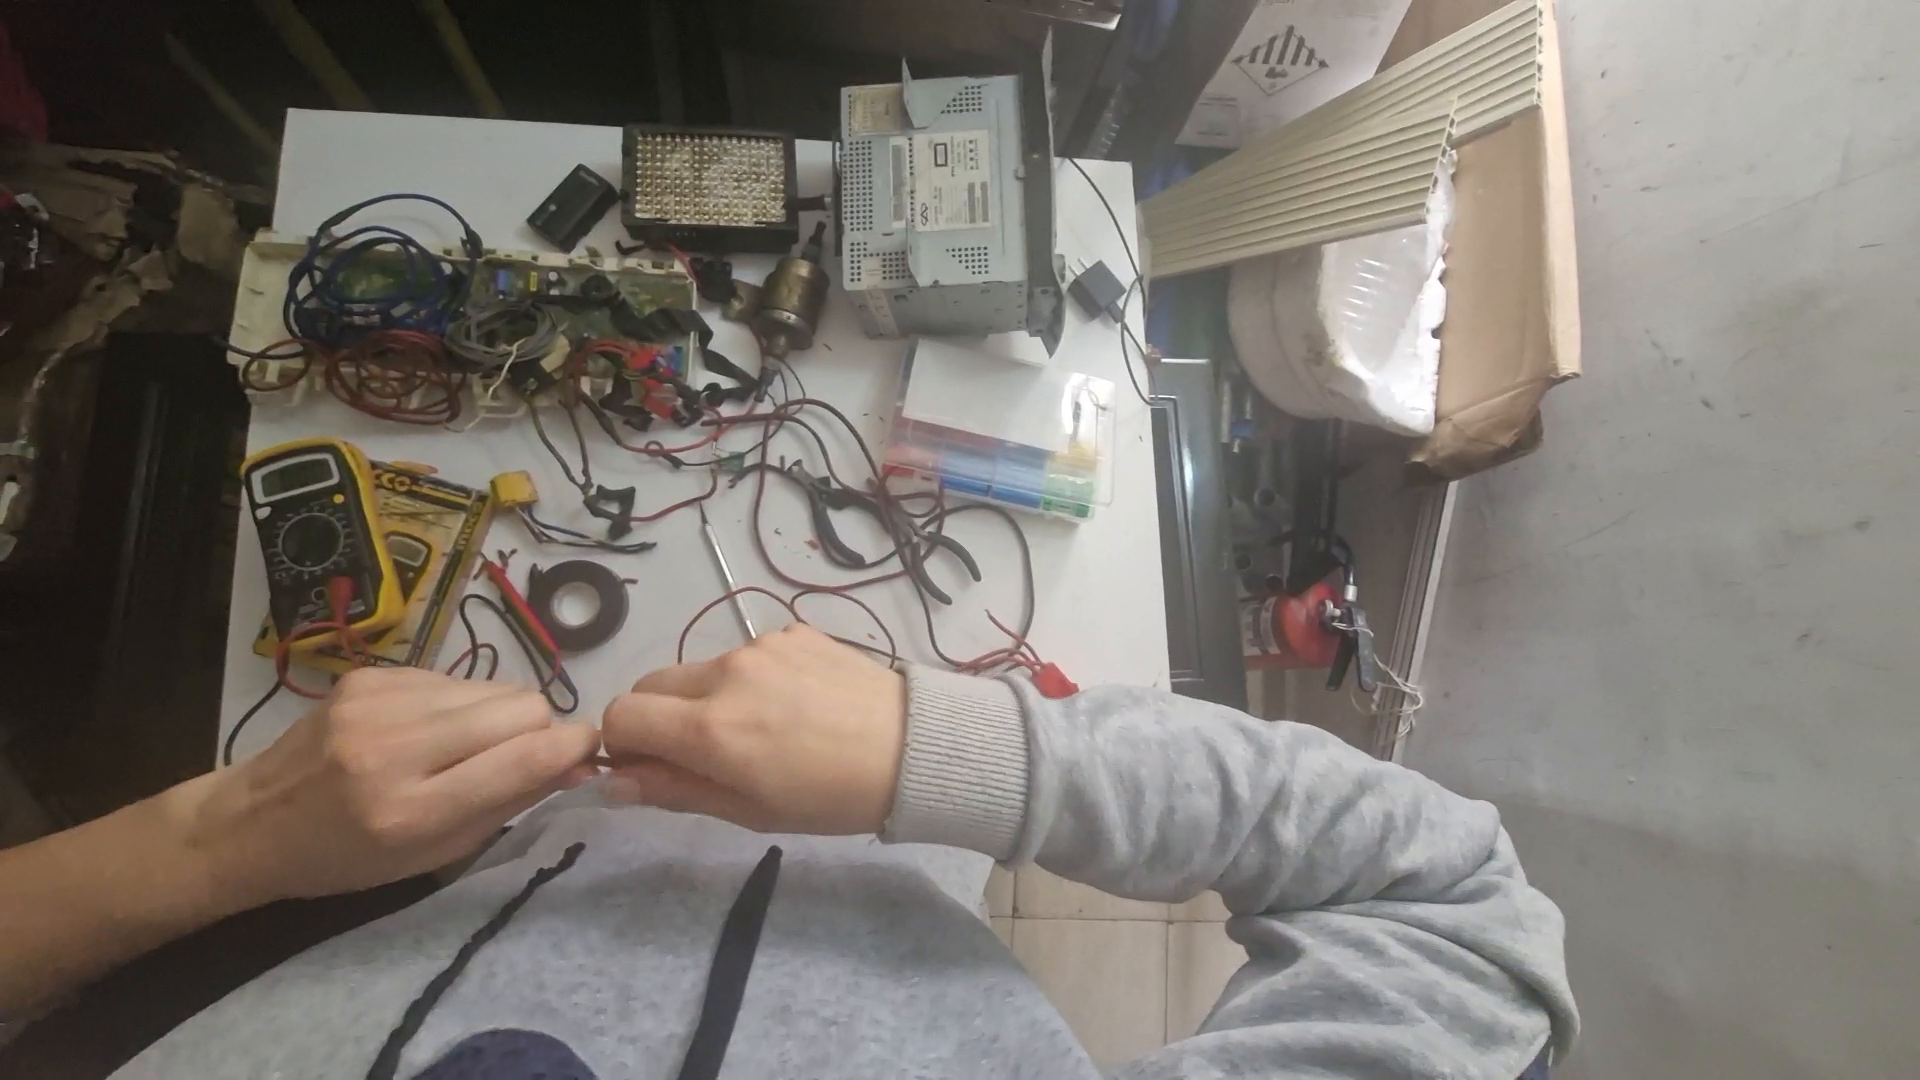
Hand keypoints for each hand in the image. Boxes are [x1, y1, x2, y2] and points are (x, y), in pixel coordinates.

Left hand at [181, 668, 600, 905]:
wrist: (246, 824)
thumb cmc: (349, 855)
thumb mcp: (437, 852)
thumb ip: (514, 801)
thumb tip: (582, 760)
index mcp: (410, 812)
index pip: (527, 758)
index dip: (575, 747)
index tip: (588, 751)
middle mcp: (394, 749)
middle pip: (524, 708)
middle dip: (538, 729)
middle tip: (516, 754)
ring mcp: (380, 703)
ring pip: (498, 687)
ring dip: (501, 714)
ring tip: (465, 742)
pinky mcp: (373, 676)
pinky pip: (460, 679)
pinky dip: (463, 704)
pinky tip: (429, 727)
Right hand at [600, 624, 906, 833]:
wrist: (910, 747)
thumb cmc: (830, 797)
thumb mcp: (750, 811)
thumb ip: (674, 790)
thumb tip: (614, 782)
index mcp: (710, 727)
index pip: (621, 715)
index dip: (624, 744)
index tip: (651, 765)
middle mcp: (727, 673)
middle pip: (652, 682)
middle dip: (658, 717)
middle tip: (702, 749)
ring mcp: (763, 645)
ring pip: (702, 668)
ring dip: (707, 695)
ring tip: (762, 724)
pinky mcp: (794, 630)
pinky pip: (749, 653)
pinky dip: (752, 676)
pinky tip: (795, 700)